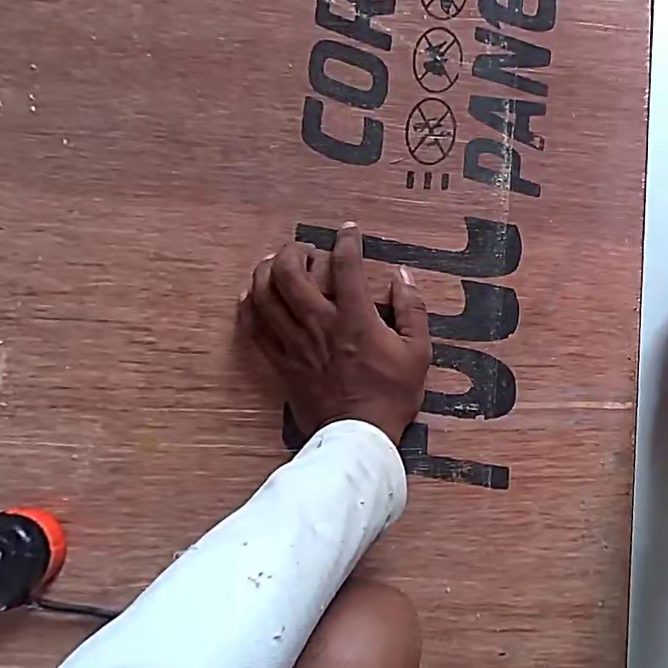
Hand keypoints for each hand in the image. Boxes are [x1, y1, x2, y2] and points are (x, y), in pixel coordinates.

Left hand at [237, 222, 431, 441]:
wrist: (359, 436)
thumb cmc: (392, 394)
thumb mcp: (418, 351)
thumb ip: (411, 310)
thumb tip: (402, 277)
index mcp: (355, 319)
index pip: (345, 266)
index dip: (346, 242)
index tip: (349, 231)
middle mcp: (320, 325)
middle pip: (289, 273)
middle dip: (293, 251)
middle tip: (304, 249)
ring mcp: (295, 344)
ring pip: (265, 296)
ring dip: (266, 271)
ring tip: (275, 263)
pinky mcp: (281, 363)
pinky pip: (254, 329)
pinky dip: (250, 306)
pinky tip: (254, 295)